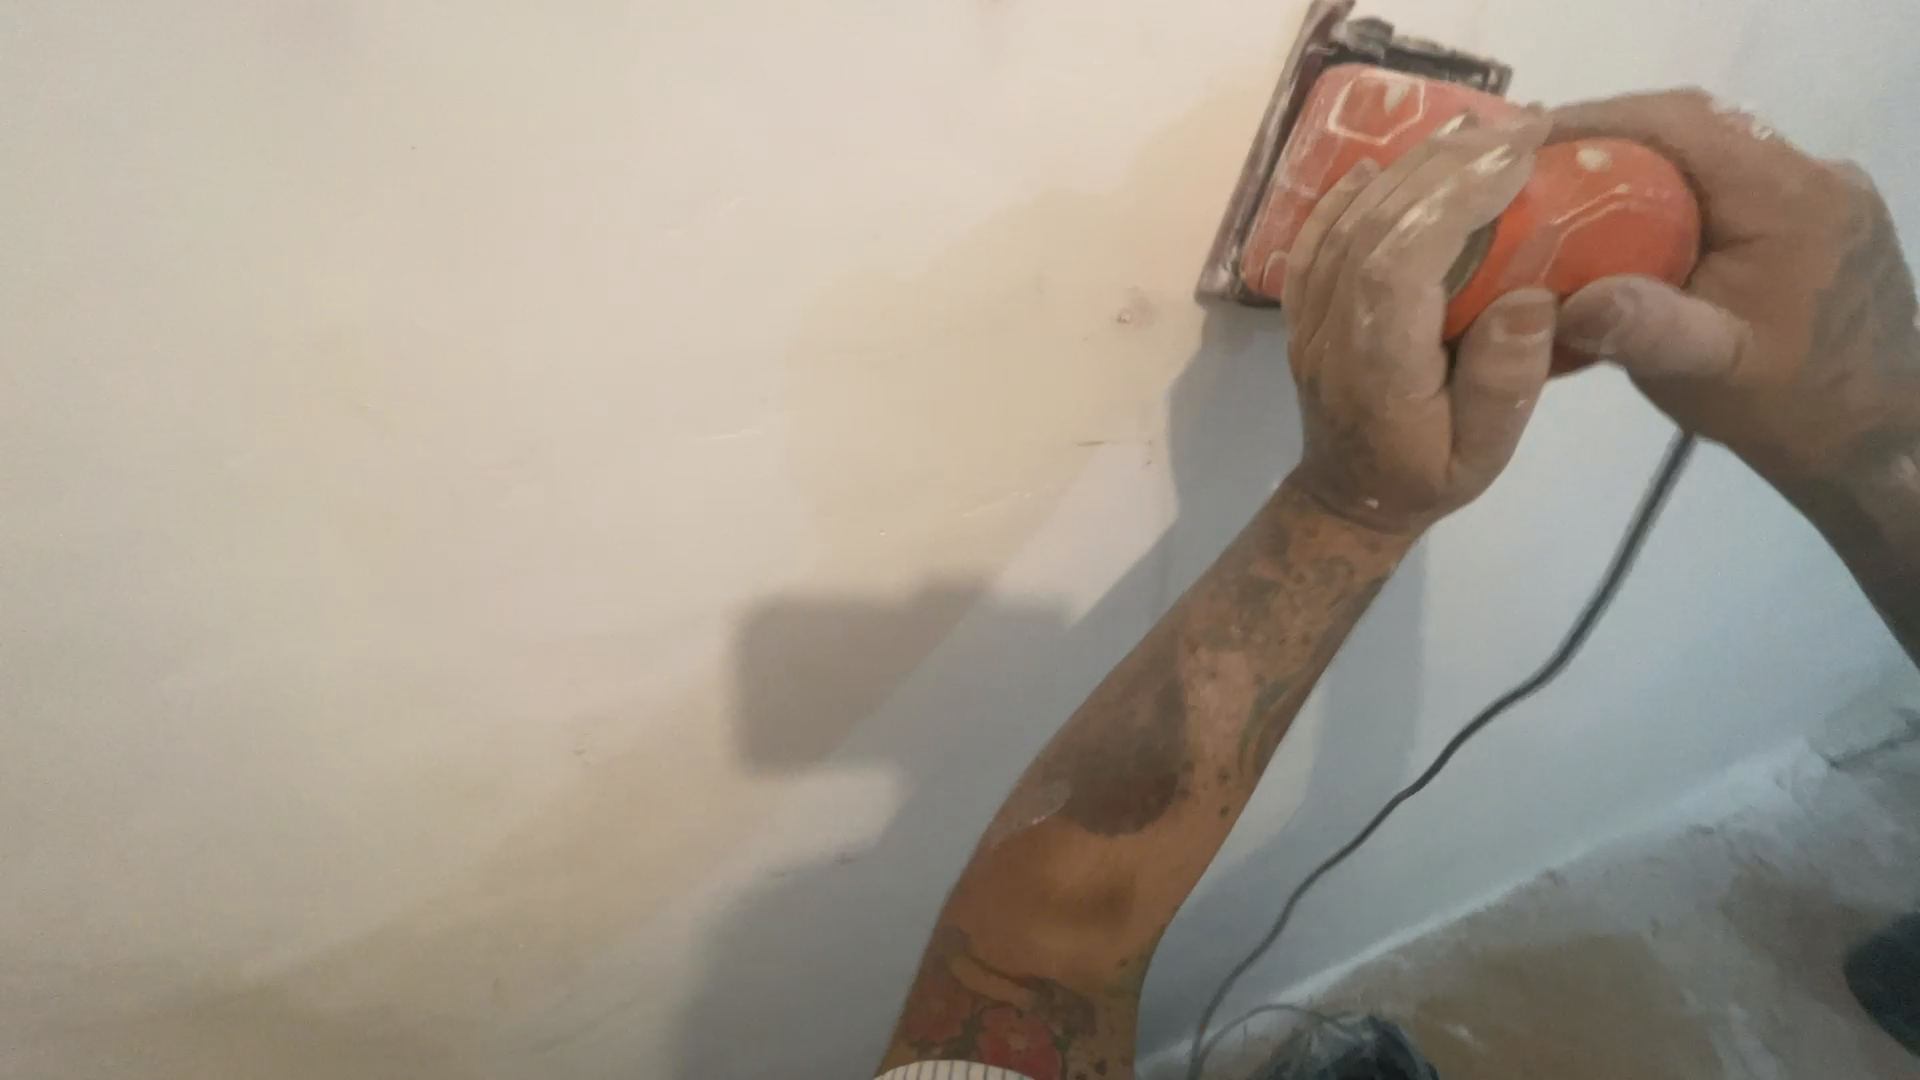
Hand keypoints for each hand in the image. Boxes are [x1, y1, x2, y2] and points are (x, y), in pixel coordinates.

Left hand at [1284, 114, 1555, 536]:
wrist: (1348, 495)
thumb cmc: (1422, 477)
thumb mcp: (1481, 453)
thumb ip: (1504, 382)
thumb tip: (1527, 298)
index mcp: (1375, 368)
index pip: (1395, 266)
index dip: (1450, 201)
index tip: (1518, 153)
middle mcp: (1328, 337)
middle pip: (1367, 235)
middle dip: (1440, 172)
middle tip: (1516, 128)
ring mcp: (1306, 327)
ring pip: (1338, 235)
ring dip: (1400, 176)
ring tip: (1469, 134)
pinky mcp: (1301, 320)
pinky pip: (1310, 252)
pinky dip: (1340, 204)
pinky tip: (1378, 170)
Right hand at [1551, 90, 1919, 487]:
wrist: (1864, 426)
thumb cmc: (1785, 398)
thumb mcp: (1706, 368)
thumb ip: (1645, 330)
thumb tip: (1561, 304)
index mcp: (1788, 198)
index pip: (1685, 124)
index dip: (1596, 120)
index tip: (1517, 139)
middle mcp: (1804, 178)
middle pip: (1686, 131)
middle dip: (1594, 140)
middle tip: (1511, 173)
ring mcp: (1800, 197)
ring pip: (1693, 158)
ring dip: (1614, 169)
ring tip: (1539, 199)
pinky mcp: (1788, 222)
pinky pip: (1703, 188)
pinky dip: (1639, 196)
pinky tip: (1594, 232)